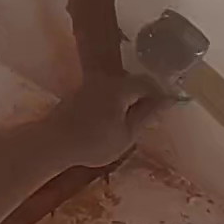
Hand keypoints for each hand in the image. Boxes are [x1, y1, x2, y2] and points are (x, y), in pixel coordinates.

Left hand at [43, 75, 172, 167]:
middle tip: (154, 110)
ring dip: (128, 98)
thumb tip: (166, 100)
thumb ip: (146, 115)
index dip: (160, 92)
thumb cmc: (94, 141)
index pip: (146, 82)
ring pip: (116, 87)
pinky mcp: (79, 96)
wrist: (54, 143)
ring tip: (135, 117)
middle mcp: (105, 81)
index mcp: (120, 87)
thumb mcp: (127, 133)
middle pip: (131, 81)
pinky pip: (104, 93)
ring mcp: (89, 87)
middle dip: (145, 93)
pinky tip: (114, 118)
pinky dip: (115, 102)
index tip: (169, 105)